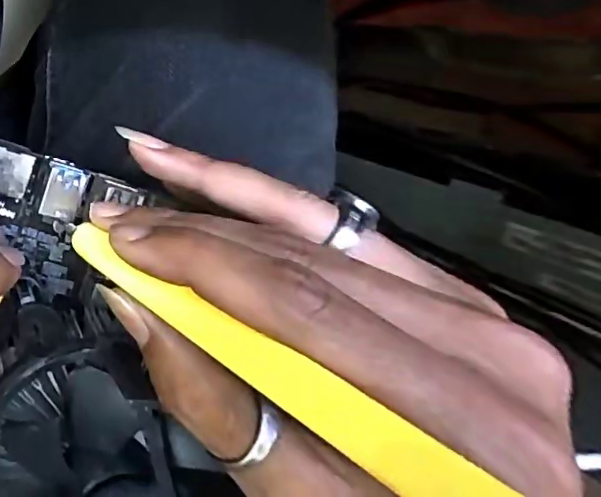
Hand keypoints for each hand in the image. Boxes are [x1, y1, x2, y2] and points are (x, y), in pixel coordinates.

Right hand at [97, 133, 579, 496]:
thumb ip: (222, 408)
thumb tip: (136, 306)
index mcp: (466, 427)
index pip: (302, 307)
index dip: (200, 263)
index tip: (121, 243)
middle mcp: (485, 350)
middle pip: (304, 261)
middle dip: (195, 232)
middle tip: (115, 219)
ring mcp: (475, 311)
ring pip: (318, 234)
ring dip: (222, 201)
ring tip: (151, 172)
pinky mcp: (450, 291)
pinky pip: (344, 231)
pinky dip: (272, 200)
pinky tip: (216, 174)